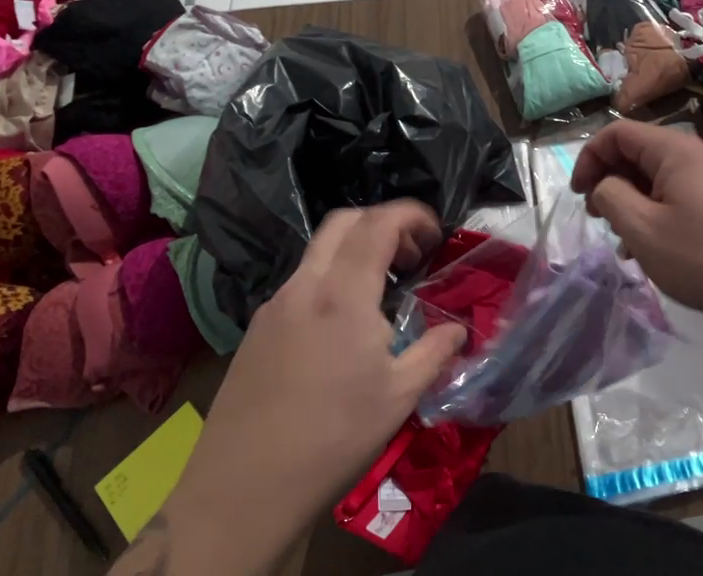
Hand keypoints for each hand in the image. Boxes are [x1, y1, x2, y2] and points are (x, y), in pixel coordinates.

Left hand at [159, 201, 465, 572]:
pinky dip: (332, 278)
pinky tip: (344, 326)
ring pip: (318, 251)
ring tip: (383, 292)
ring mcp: (274, 306)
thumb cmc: (332, 438)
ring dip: (356, 250)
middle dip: (384, 223)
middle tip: (412, 255)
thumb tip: (459, 330)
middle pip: (343, 221)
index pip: (378, 223)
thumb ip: (435, 352)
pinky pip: (301, 282)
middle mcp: (304, 287)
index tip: (436, 234)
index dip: (412, 215)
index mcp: (342, 295)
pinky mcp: (257, 330)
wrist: (243, 487)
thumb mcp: (399, 398)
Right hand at [570, 120, 702, 329]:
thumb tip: (604, 184)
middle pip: (639, 151)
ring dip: (632, 200)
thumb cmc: (700, 259)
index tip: (579, 195)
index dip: (590, 157)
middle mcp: (698, 153)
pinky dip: (656, 210)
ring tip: (623, 240)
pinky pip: (678, 192)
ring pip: (657, 175)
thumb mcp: (641, 229)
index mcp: (677, 150)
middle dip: (610, 180)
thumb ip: (610, 196)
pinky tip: (650, 246)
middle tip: (598, 218)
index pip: (618, 132)